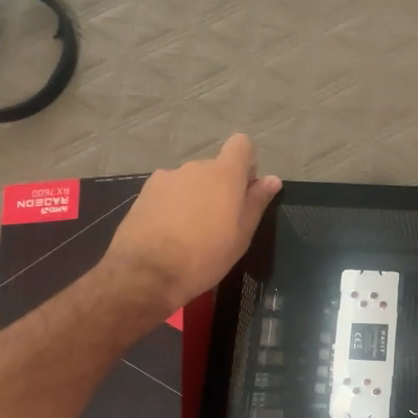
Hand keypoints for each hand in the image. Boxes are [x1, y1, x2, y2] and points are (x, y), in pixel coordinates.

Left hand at [103, 134, 279, 313]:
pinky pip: (169, 192)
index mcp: (224, 174)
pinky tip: (168, 232)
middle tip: (219, 224)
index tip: (244, 190)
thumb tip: (272, 179)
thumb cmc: (205, 255)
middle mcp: (194, 167)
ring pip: (190, 182)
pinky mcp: (145, 192)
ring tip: (190, 232)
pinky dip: (173, 205)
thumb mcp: (241, 235)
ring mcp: (166, 177)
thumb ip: (256, 202)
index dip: (246, 164)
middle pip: (214, 168)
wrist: (147, 272)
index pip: (241, 145)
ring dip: (195, 197)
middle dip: (219, 188)